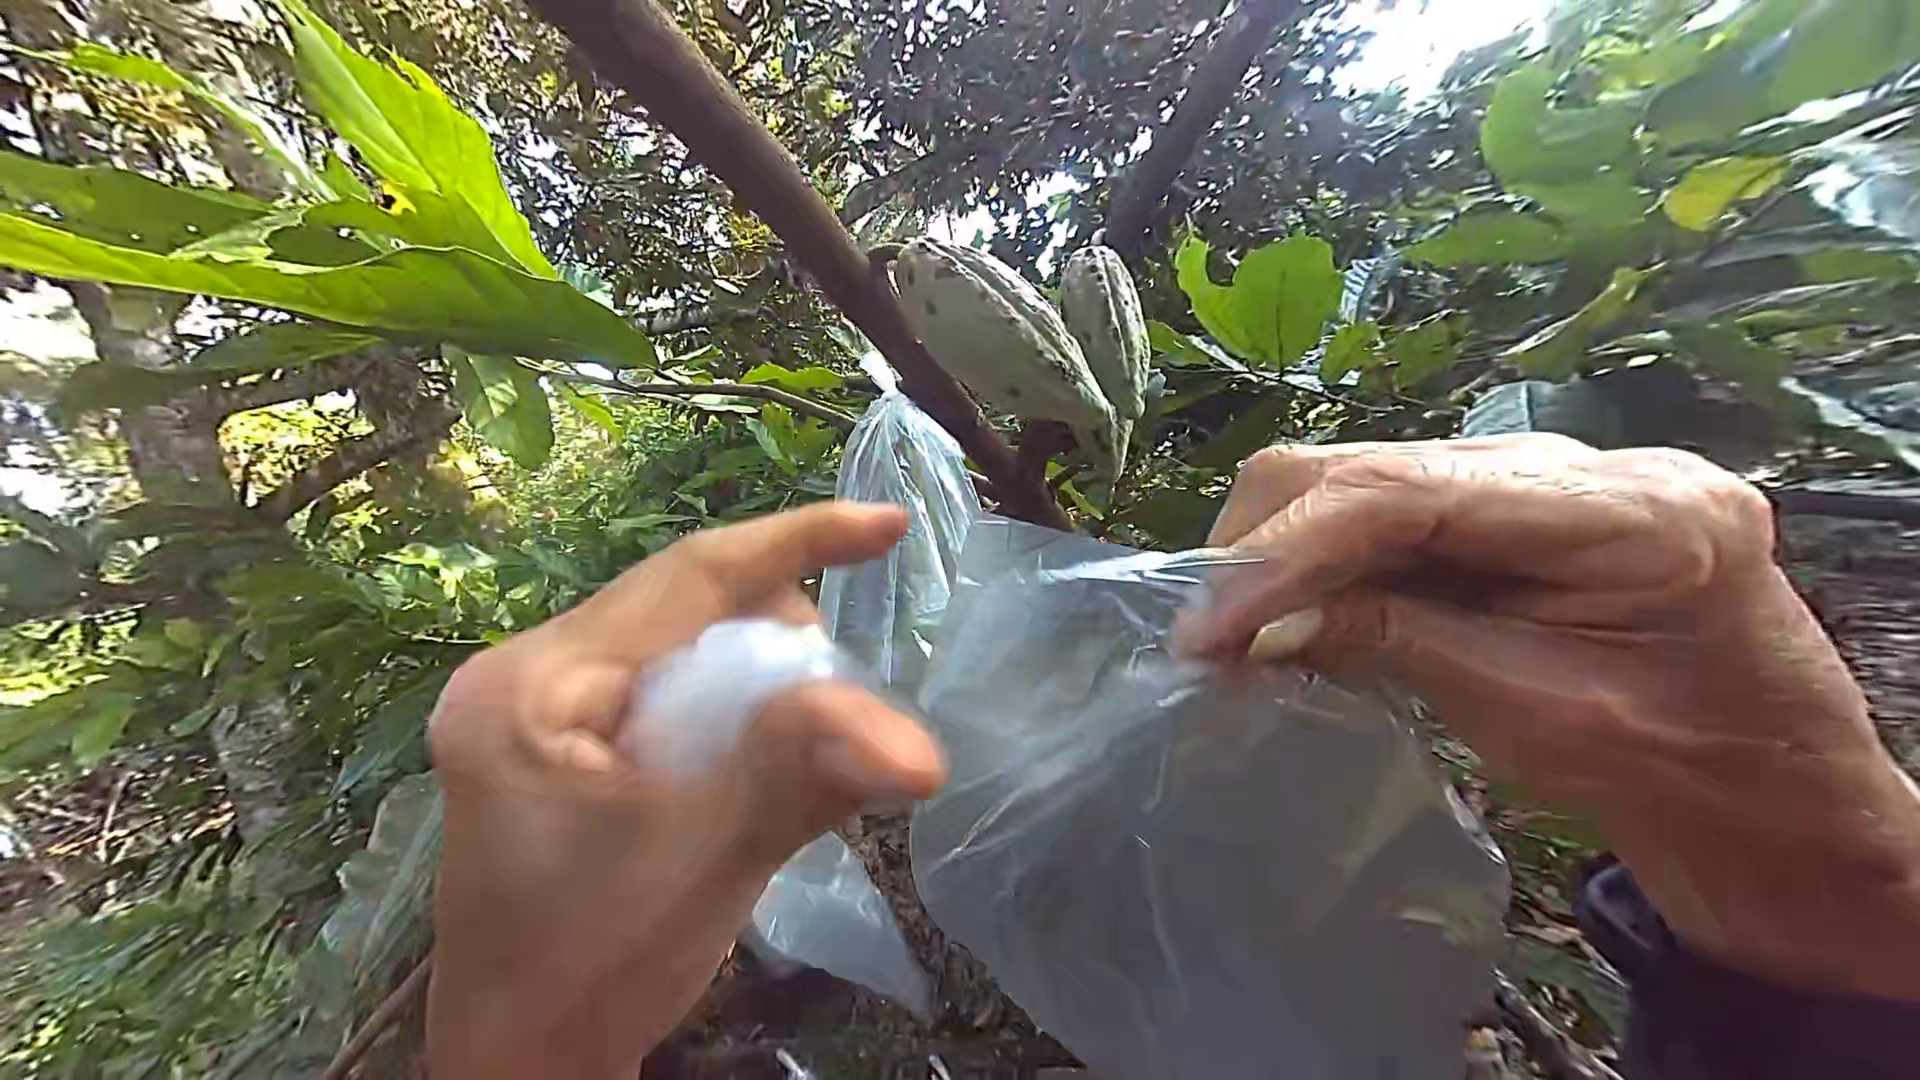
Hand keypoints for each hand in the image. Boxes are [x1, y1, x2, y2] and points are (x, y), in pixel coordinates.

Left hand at [425, 502, 944, 1079]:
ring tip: (788, 755)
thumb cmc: (591, 972)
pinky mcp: (580, 723)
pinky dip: (746, 701)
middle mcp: (536, 666)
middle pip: (701, 603)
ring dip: (769, 677)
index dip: (801, 539)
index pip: (693, 574)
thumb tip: (921, 751)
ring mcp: (554, 693)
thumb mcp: (704, 866)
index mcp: (536, 685)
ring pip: (704, 636)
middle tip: (830, 717)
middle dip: (784, 643)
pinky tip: (756, 757)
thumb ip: (800, 779)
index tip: (888, 523)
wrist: (527, 1059)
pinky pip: (691, 674)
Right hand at [1181, 435, 1919, 998]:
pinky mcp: (1455, 499)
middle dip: (1254, 547)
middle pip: (1344, 467)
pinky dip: (1289, 561)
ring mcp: (1495, 471)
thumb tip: (1253, 630)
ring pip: (1326, 478)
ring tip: (1228, 627)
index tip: (1205, 627)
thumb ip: (1387, 641)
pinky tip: (1273, 610)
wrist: (1740, 772)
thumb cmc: (1672, 764)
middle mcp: (1546, 460)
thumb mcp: (1528, 710)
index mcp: (1620, 508)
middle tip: (1204, 632)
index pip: (1398, 497)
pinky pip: (1341, 510)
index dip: (1282, 556)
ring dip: (1260, 552)